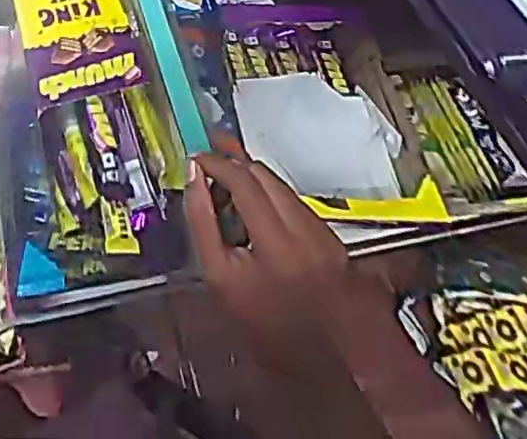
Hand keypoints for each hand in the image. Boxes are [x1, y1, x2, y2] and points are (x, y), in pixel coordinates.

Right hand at [183, 153, 356, 372]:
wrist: (314, 365)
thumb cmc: (261, 324)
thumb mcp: (217, 274)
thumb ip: (201, 219)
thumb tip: (194, 176)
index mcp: (277, 242)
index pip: (243, 180)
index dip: (216, 163)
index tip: (197, 161)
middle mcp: (307, 231)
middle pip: (264, 174)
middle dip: (232, 166)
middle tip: (208, 173)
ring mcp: (323, 234)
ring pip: (280, 184)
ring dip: (251, 180)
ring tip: (228, 196)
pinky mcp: (332, 240)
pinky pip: (294, 202)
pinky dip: (270, 197)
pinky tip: (254, 215)